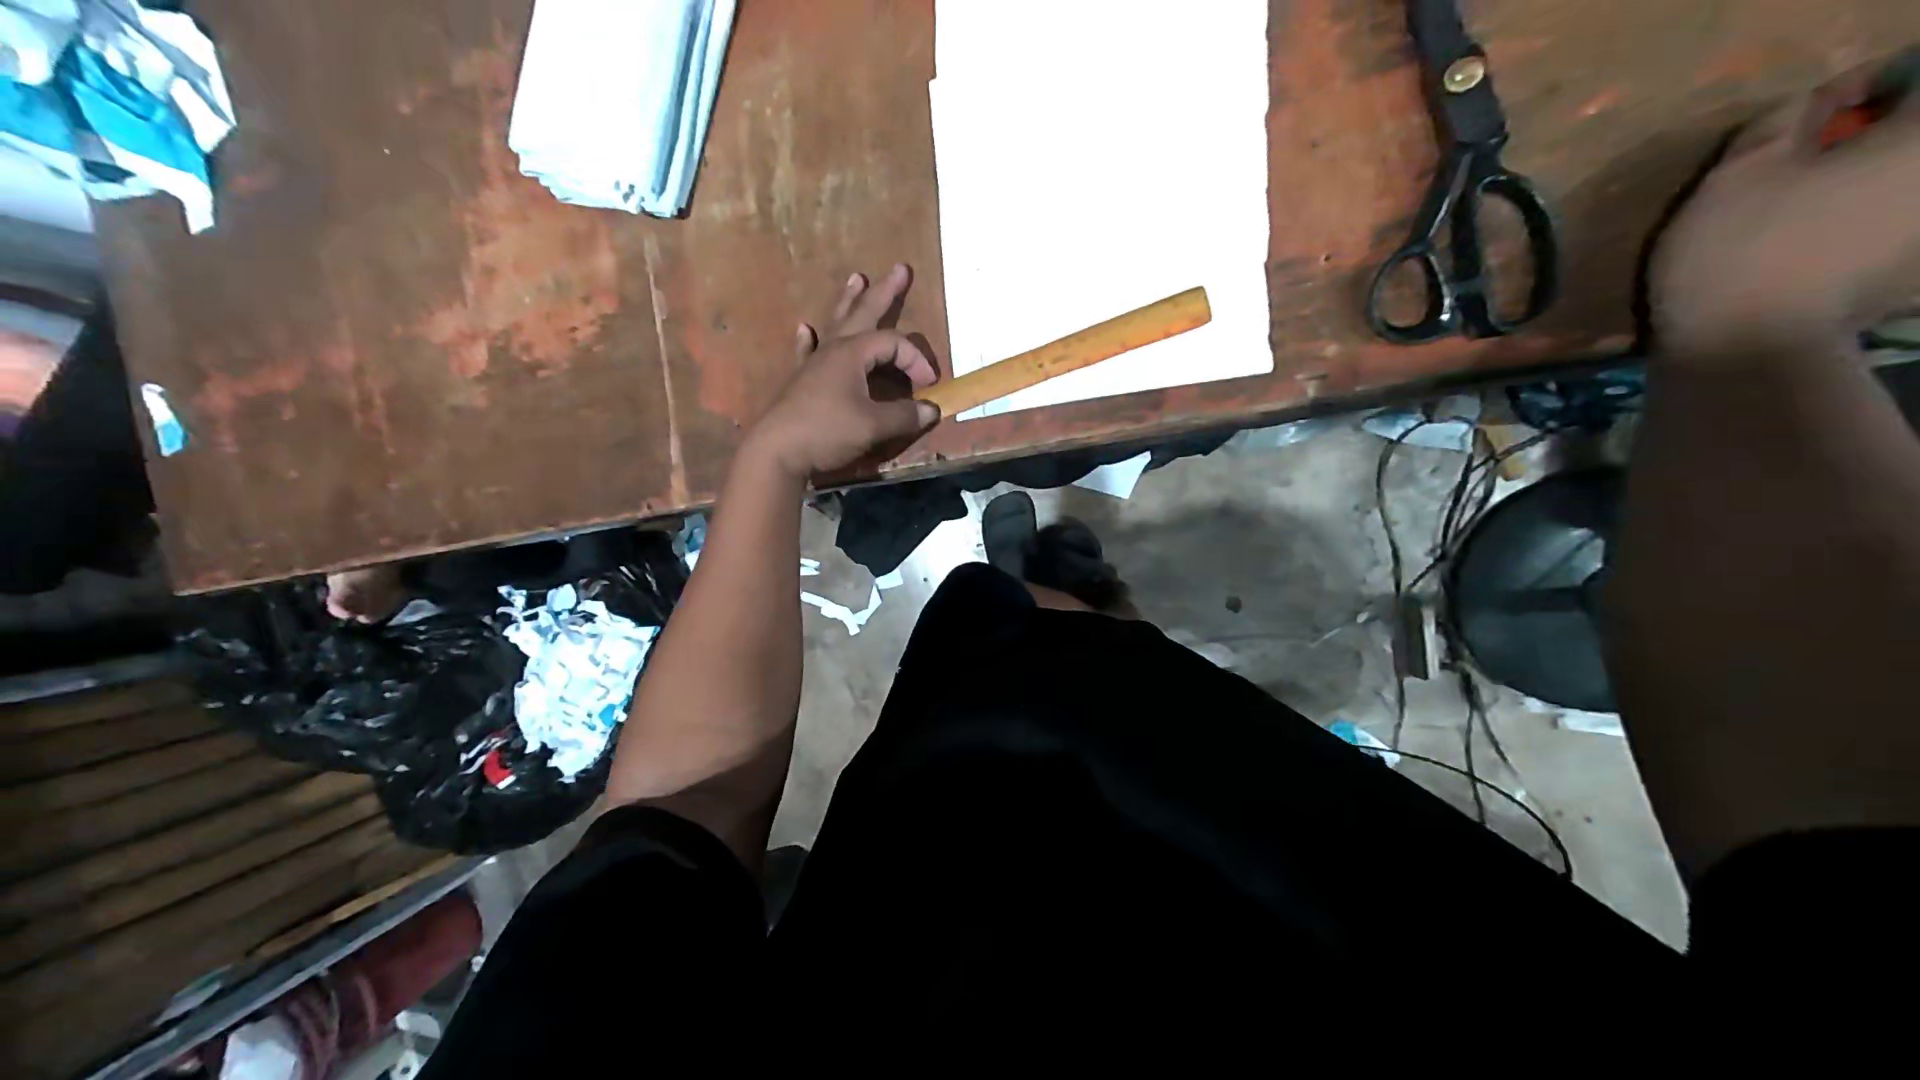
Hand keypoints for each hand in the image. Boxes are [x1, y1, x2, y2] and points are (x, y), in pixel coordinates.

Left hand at [744, 263, 940, 479]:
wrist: (777, 452)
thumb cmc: (826, 432)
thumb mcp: (873, 425)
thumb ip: (904, 415)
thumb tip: (931, 409)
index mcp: (852, 353)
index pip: (894, 345)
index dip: (916, 361)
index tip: (929, 386)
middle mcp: (833, 350)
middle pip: (863, 314)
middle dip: (885, 293)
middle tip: (900, 269)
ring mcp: (814, 363)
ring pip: (836, 325)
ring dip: (849, 302)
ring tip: (856, 278)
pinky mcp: (801, 381)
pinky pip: (808, 351)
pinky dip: (810, 339)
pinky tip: (805, 329)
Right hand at [1651, 59, 1919, 364]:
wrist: (1746, 350)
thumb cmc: (1738, 250)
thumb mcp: (1735, 175)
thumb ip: (1782, 124)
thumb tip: (1819, 102)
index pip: (1917, 76)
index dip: (1866, 87)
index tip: (1815, 114)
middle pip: (1908, 141)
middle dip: (1864, 143)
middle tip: (1803, 164)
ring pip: (1898, 190)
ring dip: (1857, 191)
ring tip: (1798, 213)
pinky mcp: (1912, 276)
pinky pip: (1892, 236)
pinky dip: (1856, 233)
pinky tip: (1810, 253)